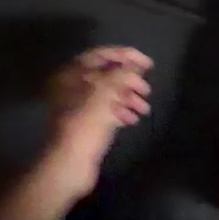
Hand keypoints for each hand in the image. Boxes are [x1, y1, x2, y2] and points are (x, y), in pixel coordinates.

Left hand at [36, 46, 152, 199]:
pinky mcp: (85, 123)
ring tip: (144, 109)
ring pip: (109, 94)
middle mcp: (74, 85)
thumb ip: (122, 74)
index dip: (127, 55)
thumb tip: (135, 65)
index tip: (148, 64)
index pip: (103, 54)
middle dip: (130, 81)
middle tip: (146, 90)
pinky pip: (106, 110)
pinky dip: (120, 111)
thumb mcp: (106, 94)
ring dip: (128, 98)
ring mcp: (78, 105)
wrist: (70, 165)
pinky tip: (132, 118)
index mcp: (73, 73)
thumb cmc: (86, 124)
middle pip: (107, 75)